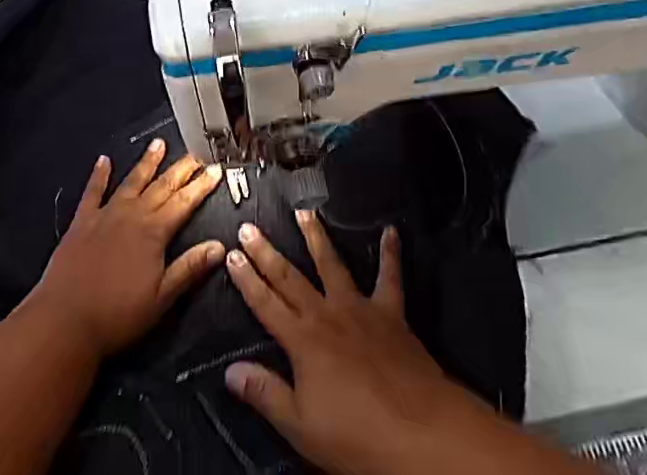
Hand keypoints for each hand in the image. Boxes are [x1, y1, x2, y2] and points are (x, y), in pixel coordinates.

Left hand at [22, 138, 224, 358]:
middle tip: (195, 154)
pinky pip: (92, 193)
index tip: (216, 170)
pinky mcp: (80, 224)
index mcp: (154, 232)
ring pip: (131, 182)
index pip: (185, 202)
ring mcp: (104, 217)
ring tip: (158, 143)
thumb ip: (190, 268)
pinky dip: (98, 176)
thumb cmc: (116, 315)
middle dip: (181, 169)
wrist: (62, 323)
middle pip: (162, 186)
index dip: (202, 185)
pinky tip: (103, 161)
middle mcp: (132, 216)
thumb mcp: (161, 297)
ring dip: (146, 162)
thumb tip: (219, 247)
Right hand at [224, 213, 550, 474]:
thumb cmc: (354, 434)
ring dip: (317, 238)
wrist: (415, 428)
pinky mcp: (391, 312)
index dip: (246, 279)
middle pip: (291, 278)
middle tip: (251, 227)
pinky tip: (391, 231)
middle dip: (267, 252)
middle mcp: (328, 315)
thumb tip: (231, 371)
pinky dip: (390, 252)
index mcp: (303, 341)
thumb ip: (265, 393)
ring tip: (304, 213)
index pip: (266, 304)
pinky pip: (391, 276)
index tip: (232, 255)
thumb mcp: (299, 425)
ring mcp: (361, 308)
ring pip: (333, 265)